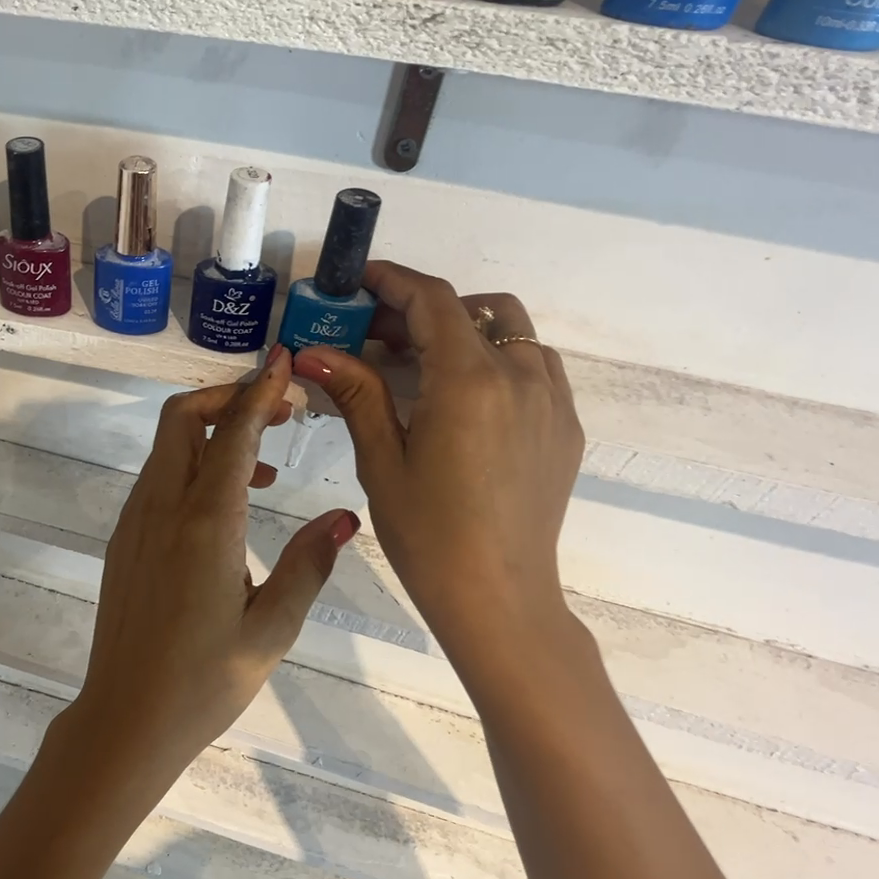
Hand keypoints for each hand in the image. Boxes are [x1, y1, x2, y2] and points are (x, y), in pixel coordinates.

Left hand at [55, 345, 360, 788]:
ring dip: (212, 432)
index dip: (259, 391)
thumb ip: (308, 565)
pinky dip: (193, 466)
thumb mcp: (272, 630)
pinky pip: (158, 479)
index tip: (283, 362)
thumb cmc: (205, 681)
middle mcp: (162, 508)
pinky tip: (229, 505)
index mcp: (205, 524)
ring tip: (267, 468)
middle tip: (279, 412)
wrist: (126, 717)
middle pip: (182, 418)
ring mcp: (136, 521)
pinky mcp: (125, 539)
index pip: (232, 433)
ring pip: (167, 447)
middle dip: (228, 397)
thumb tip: (344, 516)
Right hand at [292, 262, 585, 672]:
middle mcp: (522, 376)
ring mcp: (553, 400)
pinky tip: (460, 400)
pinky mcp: (566, 426)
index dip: (393, 280)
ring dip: (463, 330)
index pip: (433, 301)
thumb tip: (312, 351)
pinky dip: (494, 360)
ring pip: (511, 333)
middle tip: (371, 336)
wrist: (500, 597)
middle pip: (473, 309)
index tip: (357, 280)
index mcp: (470, 381)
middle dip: (420, 309)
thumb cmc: (428, 533)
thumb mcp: (381, 460)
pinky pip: (534, 367)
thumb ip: (357, 393)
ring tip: (418, 366)